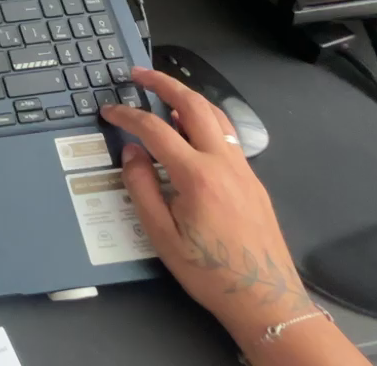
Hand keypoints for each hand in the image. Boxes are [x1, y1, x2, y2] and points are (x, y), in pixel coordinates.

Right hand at [100, 68, 334, 353]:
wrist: (268, 303)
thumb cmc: (209, 273)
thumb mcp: (160, 235)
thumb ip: (140, 186)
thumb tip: (131, 152)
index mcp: (197, 176)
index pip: (154, 129)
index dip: (127, 114)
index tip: (109, 110)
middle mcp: (224, 164)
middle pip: (194, 104)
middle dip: (164, 82)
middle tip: (139, 74)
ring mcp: (243, 170)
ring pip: (216, 116)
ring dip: (187, 97)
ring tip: (164, 92)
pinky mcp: (253, 181)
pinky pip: (227, 136)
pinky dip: (204, 120)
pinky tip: (189, 129)